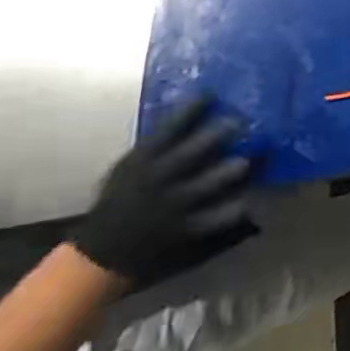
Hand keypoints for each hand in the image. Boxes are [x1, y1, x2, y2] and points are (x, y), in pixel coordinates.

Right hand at [71, 97, 252, 285]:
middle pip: (193, 152)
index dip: (191, 110)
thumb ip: (154, 148)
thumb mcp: (127, 170)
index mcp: (143, 162)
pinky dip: (233, 209)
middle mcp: (159, 180)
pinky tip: (247, 201)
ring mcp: (174, 207)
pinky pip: (215, 218)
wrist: (102, 255)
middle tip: (240, 122)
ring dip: (230, 171)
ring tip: (247, 160)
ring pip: (208, 184)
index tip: (211, 94)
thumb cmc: (118, 203)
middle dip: (218, 135)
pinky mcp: (186, 231)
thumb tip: (189, 119)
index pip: (169, 129)